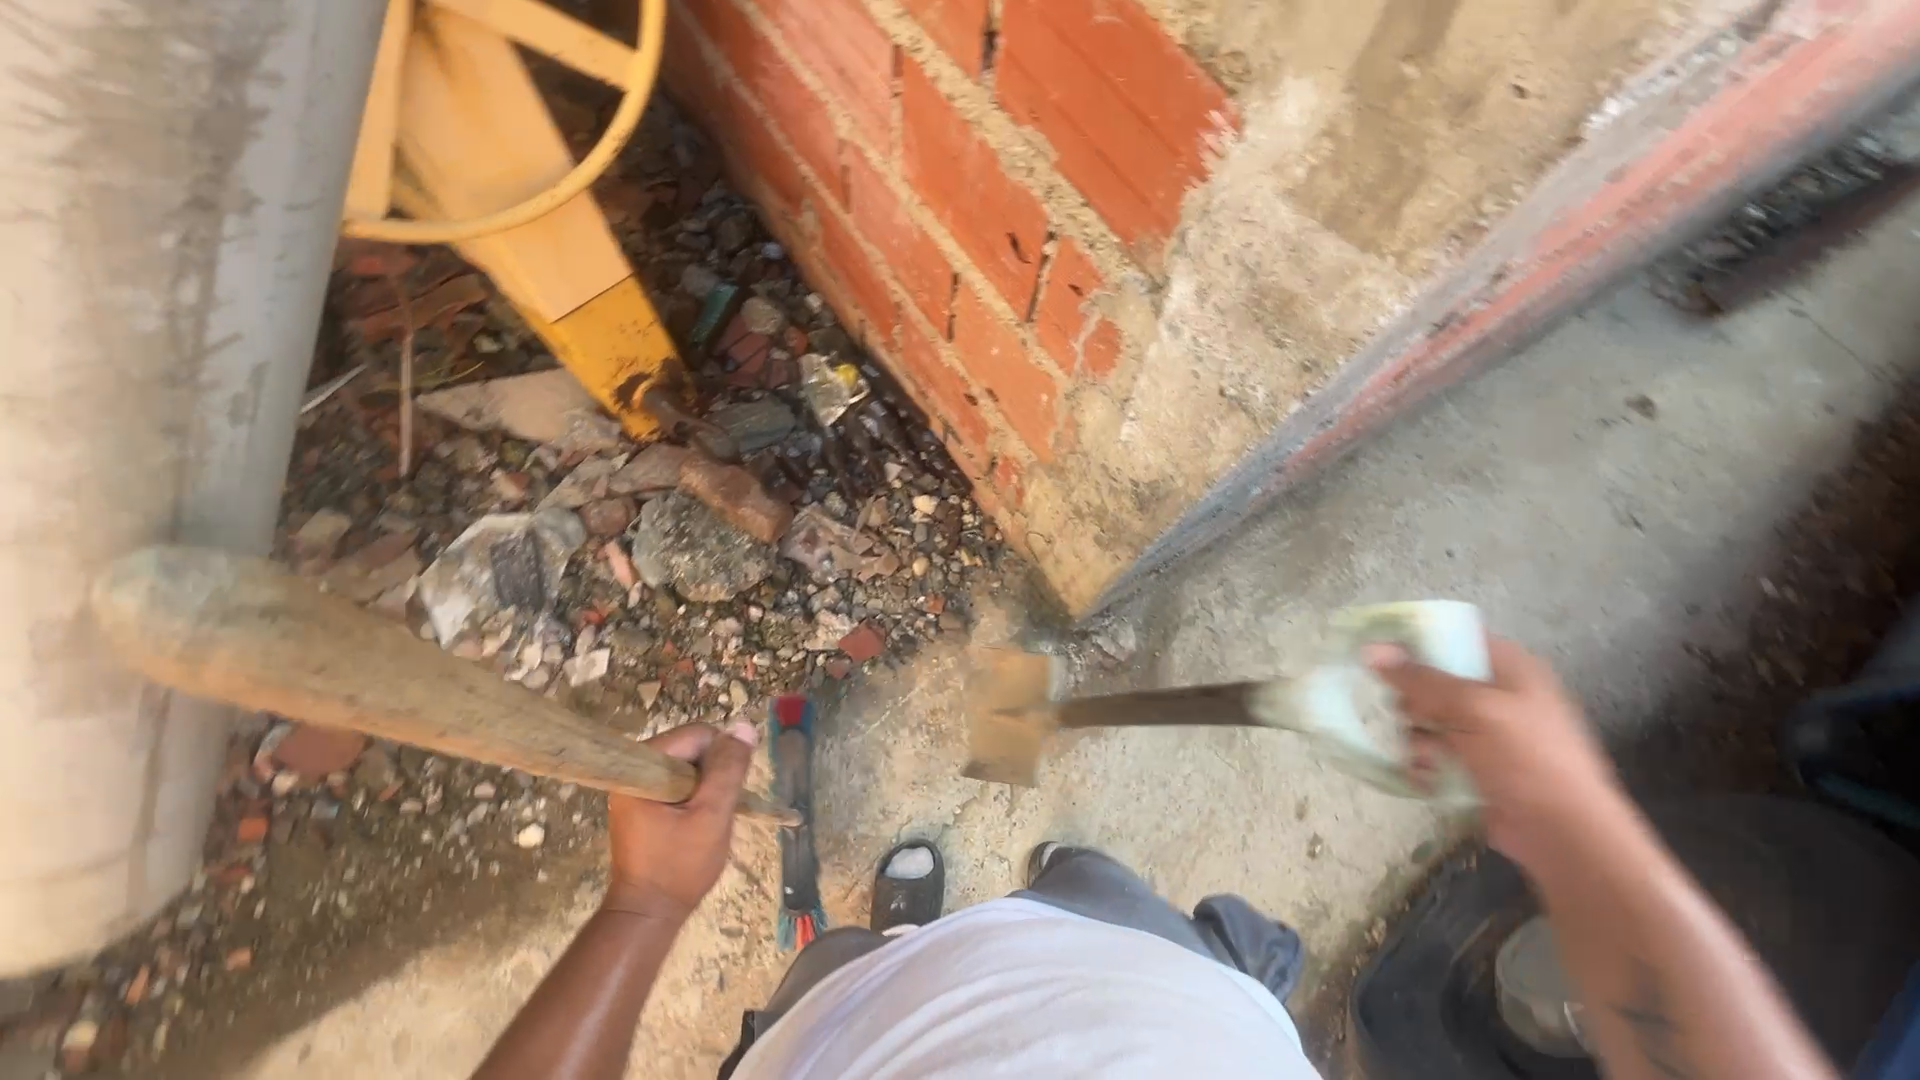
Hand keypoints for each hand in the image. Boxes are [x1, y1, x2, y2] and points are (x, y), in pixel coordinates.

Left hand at [603, 721, 757, 921]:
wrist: (648, 914)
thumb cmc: (679, 867)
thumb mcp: (712, 815)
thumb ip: (729, 769)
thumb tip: (745, 726)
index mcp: (642, 768)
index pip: (696, 736)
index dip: (722, 757)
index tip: (727, 793)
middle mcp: (634, 770)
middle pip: (692, 747)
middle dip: (714, 773)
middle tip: (717, 809)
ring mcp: (636, 787)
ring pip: (689, 765)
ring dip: (707, 786)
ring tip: (709, 818)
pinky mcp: (642, 802)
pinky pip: (679, 782)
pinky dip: (696, 795)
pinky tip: (699, 821)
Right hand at [1365, 637, 1628, 868]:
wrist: (1562, 832)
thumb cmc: (1526, 758)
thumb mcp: (1473, 709)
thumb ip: (1421, 679)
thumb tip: (1371, 650)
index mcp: (1510, 668)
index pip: (1456, 636)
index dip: (1416, 640)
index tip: (1379, 652)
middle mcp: (1499, 694)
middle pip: (1435, 679)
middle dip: (1414, 699)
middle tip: (1407, 713)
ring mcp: (1489, 732)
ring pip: (1429, 717)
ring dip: (1417, 735)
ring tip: (1423, 754)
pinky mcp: (1478, 764)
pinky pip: (1436, 750)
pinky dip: (1426, 760)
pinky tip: (1426, 774)